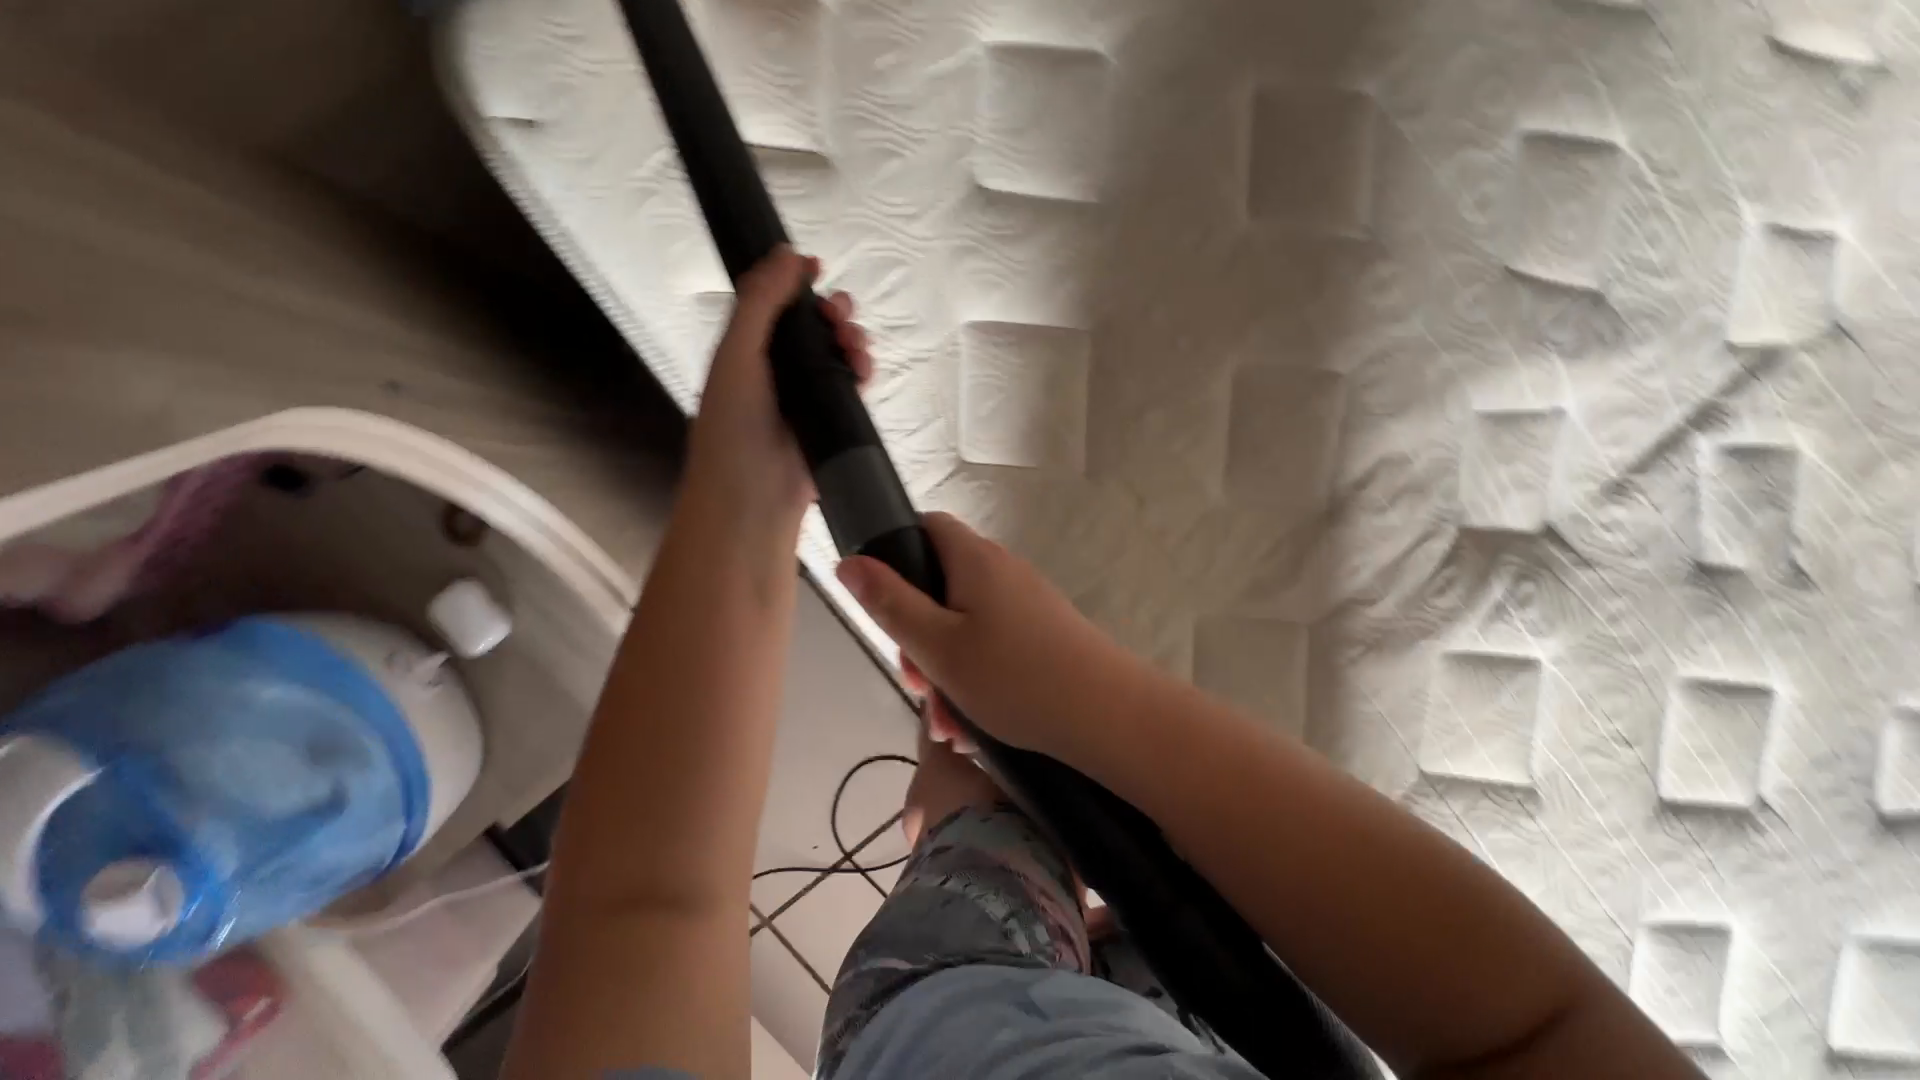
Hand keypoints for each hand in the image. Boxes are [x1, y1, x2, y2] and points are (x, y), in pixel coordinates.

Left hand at [684, 246, 870, 526]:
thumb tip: (787, 252)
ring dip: (850, 338)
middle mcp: (775, 366)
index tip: (817, 266)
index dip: (795, 280)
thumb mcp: (737, 352)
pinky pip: (851, 383)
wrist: (753, 495)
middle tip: (840, 316)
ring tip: (855, 348)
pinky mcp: (830, 418)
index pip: (774, 301)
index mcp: (745, 347)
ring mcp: (804, 393)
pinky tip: (864, 370)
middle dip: (831, 310)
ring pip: (836, 351)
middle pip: (812, 324)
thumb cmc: (734, 423)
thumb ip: (760, 301)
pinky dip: (861, 370)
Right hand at [835, 512, 1152, 762]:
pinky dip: (977, 681)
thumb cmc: (1015, 677)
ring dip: (946, 672)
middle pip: (941, 586)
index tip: (884, 606)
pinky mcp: (1044, 635)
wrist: (1108, 716)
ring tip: (948, 724)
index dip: (895, 555)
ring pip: (965, 628)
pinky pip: (994, 649)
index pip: (926, 527)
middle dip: (918, 637)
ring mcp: (1027, 604)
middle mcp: (1003, 571)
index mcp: (974, 560)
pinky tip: (975, 727)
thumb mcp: (937, 646)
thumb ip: (890, 604)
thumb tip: (849, 562)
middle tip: (916, 684)